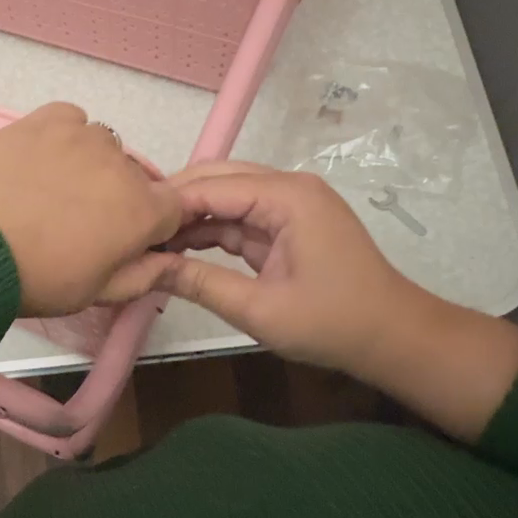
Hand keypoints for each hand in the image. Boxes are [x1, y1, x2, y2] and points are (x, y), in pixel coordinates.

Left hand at [0, 104, 181, 316]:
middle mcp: (122, 166)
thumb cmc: (32, 278)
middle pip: (134, 179)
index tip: (119, 240)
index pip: (171, 210)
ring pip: (101, 149)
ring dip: (87, 167)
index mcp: (142, 212)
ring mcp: (83, 136)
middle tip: (71, 226)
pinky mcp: (46, 119)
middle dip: (114, 200)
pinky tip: (37, 161)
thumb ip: (140, 276)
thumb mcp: (92, 294)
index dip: (148, 227)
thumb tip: (166, 260)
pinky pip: (70, 121)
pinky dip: (62, 138)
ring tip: (46, 193)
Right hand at [139, 162, 517, 441]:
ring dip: (187, 219)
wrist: (392, 337)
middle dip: (173, 204)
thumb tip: (144, 269)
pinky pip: (236, 218)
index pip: (211, 186)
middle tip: (130, 230)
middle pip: (216, 179)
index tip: (125, 226)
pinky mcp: (285, 224)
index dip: (166, 204)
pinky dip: (207, 233)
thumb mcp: (258, 309)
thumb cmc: (331, 323)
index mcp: (287, 197)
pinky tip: (174, 250)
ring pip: (223, 197)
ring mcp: (287, 205)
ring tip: (144, 242)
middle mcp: (287, 188)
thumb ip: (199, 283)